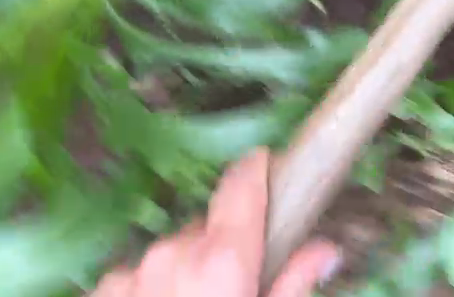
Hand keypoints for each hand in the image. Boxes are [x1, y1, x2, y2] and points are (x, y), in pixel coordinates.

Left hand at [90, 150, 340, 296]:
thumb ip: (294, 286)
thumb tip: (328, 250)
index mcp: (221, 258)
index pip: (242, 182)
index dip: (257, 170)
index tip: (267, 169)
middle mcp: (172, 254)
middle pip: (204, 229)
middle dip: (218, 248)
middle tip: (228, 290)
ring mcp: (126, 278)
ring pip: (165, 256)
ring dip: (178, 275)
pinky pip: (128, 281)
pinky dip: (143, 295)